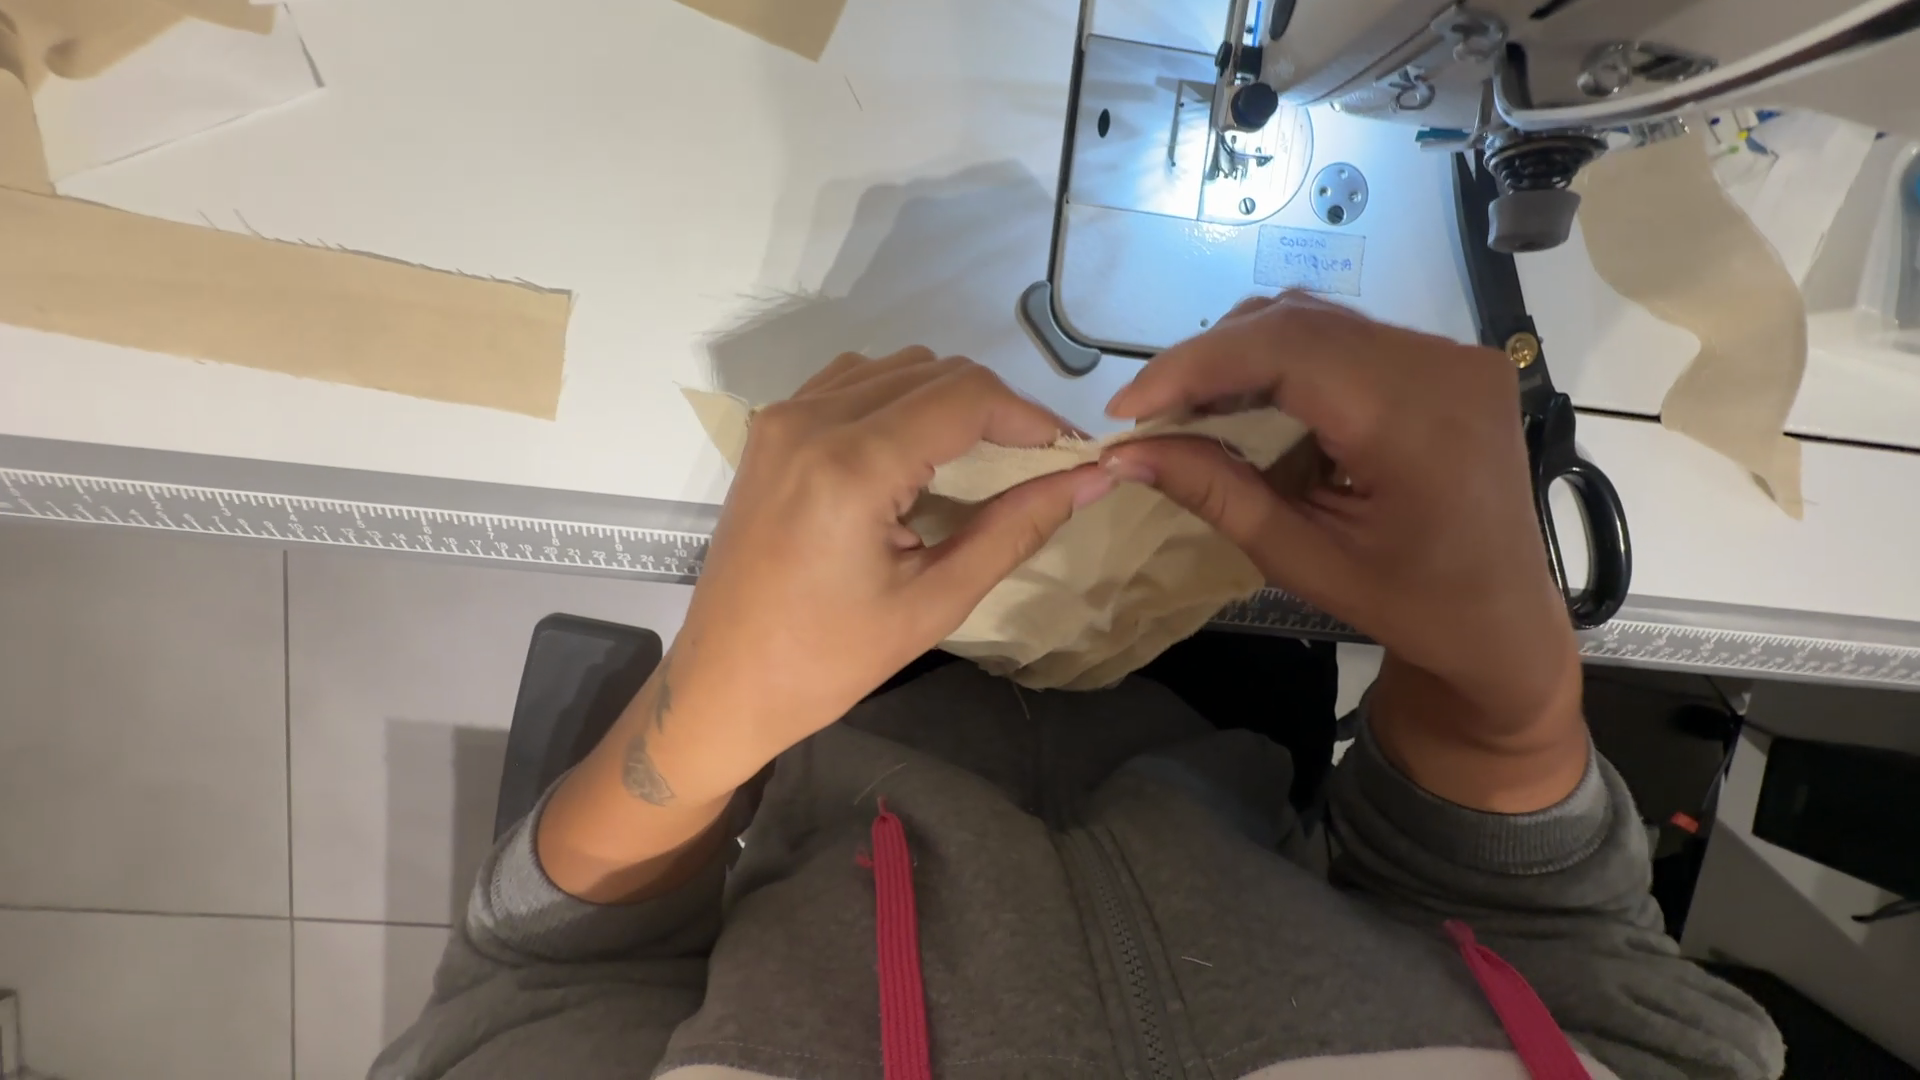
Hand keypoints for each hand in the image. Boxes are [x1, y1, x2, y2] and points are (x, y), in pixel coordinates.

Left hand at [541, 349, 1112, 899]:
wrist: (724, 683)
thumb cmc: (828, 661)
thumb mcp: (934, 602)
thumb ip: (1015, 529)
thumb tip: (1091, 481)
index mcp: (851, 466)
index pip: (966, 397)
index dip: (1030, 416)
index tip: (1069, 453)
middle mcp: (811, 420)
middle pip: (934, 371)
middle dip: (996, 409)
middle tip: (1031, 463)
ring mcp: (782, 418)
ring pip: (895, 368)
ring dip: (948, 401)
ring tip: (977, 460)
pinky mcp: (769, 430)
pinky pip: (852, 382)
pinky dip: (899, 400)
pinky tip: (913, 451)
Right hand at [1103, 295, 1584, 809]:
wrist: (1505, 619)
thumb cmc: (1409, 606)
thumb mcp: (1301, 558)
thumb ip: (1215, 494)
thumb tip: (1126, 455)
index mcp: (1414, 419)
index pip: (1284, 350)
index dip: (1191, 366)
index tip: (1126, 409)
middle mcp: (1439, 363)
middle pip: (1293, 321)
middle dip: (1204, 361)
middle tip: (1149, 414)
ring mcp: (1446, 354)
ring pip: (1311, 321)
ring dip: (1236, 358)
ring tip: (1188, 411)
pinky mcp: (1438, 361)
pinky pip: (1336, 340)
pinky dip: (1275, 365)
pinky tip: (1244, 405)